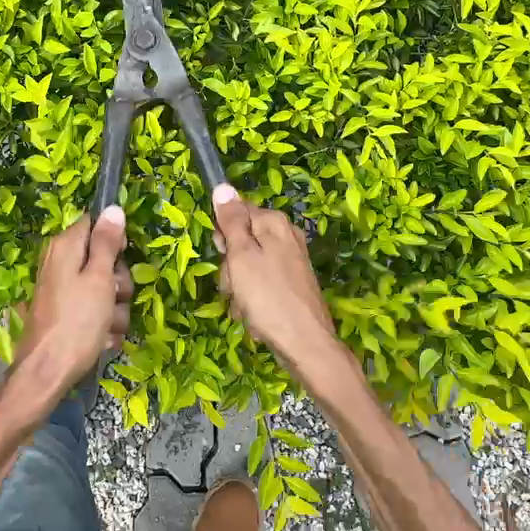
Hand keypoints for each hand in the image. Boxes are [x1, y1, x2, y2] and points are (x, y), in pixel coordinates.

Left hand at [13, 206, 131, 396]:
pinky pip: (94, 311)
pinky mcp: (66, 314)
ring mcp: (62, 290)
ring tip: (106, 326)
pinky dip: (102, 325)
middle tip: (115, 297)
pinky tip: (101, 340)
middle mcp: (60, 262)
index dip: (114, 240)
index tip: (122, 258)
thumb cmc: (76, 322)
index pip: (95, 224)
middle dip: (118, 282)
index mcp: (65, 246)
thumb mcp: (99, 279)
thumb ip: (107, 243)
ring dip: (113, 310)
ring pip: (104, 289)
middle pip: (103, 259)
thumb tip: (113, 207)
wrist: (47, 373)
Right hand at [211, 184, 346, 381]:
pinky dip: (254, 300)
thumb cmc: (269, 297)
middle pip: (242, 241)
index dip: (223, 235)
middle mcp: (286, 236)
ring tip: (246, 307)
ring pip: (249, 266)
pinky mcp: (293, 284)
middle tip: (235, 285)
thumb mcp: (242, 256)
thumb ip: (231, 222)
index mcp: (274, 223)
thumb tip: (223, 186)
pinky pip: (262, 284)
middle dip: (231, 266)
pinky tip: (255, 317)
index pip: (235, 212)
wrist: (306, 345)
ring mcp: (291, 261)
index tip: (223, 255)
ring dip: (240, 288)